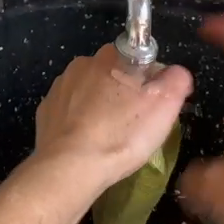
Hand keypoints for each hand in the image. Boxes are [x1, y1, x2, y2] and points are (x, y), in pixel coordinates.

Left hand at [33, 42, 192, 191]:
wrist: (70, 166)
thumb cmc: (121, 134)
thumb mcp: (163, 108)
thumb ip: (176, 81)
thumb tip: (177, 72)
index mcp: (111, 56)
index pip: (135, 56)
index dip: (146, 78)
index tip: (151, 101)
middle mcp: (83, 63)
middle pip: (111, 73)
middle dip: (122, 92)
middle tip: (133, 122)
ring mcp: (60, 85)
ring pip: (88, 90)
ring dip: (99, 105)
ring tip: (109, 136)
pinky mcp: (46, 108)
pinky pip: (69, 109)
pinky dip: (79, 121)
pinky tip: (87, 141)